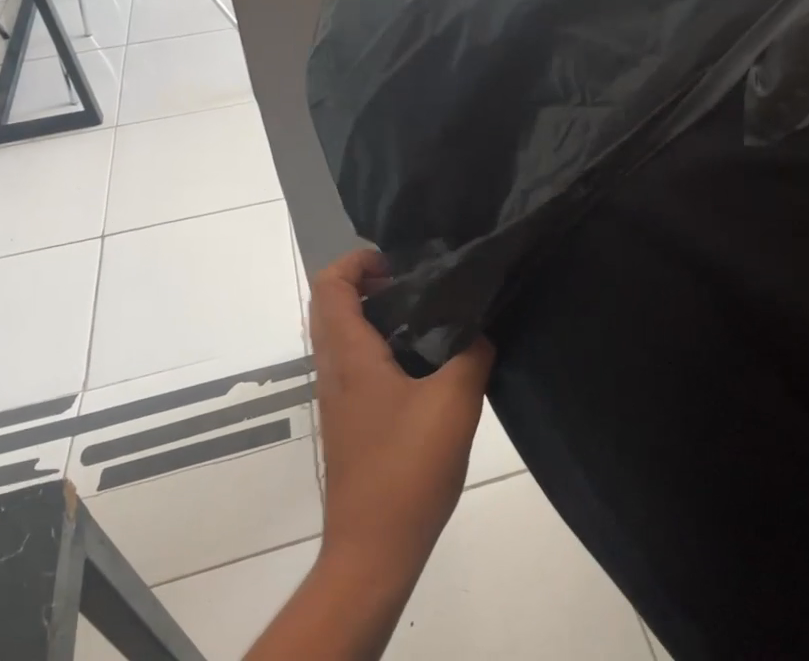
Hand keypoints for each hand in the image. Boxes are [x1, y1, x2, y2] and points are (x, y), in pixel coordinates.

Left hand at [310, 248, 494, 584]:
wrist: (374, 548)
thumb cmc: (407, 469)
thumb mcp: (453, 403)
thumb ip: (471, 354)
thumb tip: (479, 330)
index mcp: (349, 356)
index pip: (330, 284)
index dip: (358, 261)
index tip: (401, 265)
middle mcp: (334, 370)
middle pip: (335, 307)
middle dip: (373, 285)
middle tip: (423, 288)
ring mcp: (338, 400)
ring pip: (346, 338)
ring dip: (379, 319)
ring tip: (433, 322)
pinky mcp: (350, 423)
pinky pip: (358, 367)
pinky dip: (384, 350)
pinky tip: (429, 369)